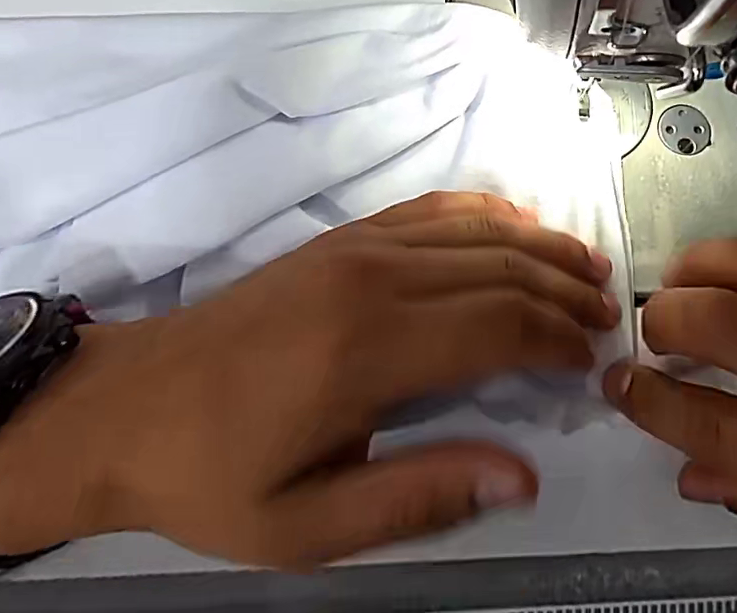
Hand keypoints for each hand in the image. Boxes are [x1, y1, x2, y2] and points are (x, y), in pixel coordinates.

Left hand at [0, 191, 617, 568]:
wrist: (129, 406)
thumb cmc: (217, 475)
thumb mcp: (309, 526)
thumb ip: (421, 497)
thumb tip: (524, 478)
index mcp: (369, 348)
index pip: (498, 325)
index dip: (557, 339)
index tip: (592, 360)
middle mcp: (375, 277)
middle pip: (500, 270)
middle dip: (564, 290)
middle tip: (607, 315)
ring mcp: (361, 244)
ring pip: (478, 232)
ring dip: (541, 246)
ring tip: (588, 265)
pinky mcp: (348, 234)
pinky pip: (436, 209)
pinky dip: (489, 213)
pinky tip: (520, 223)